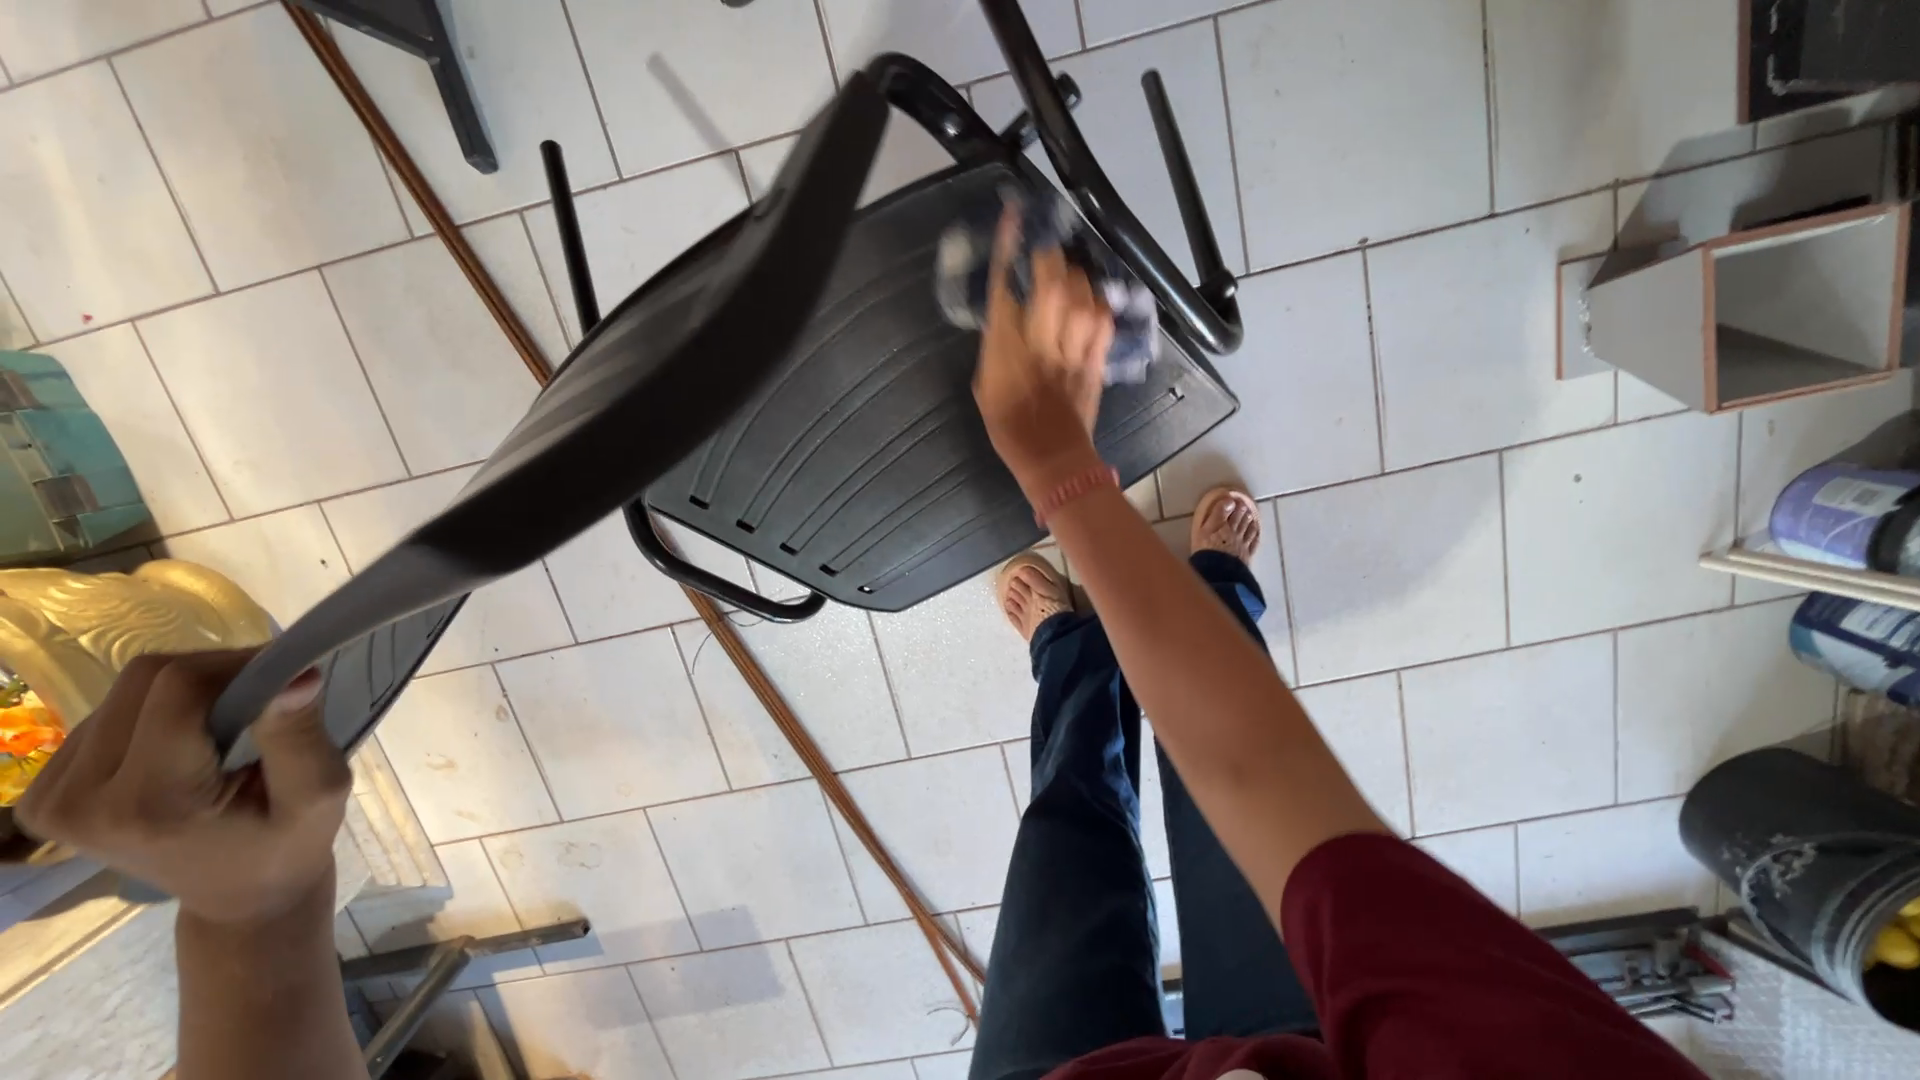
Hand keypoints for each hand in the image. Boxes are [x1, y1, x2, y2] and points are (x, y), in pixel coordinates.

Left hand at [15, 653, 347, 925]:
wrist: (243, 895)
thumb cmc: (289, 843)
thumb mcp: (318, 793)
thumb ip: (299, 735)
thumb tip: (296, 676)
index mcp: (149, 802)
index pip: (178, 688)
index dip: (238, 665)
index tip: (286, 676)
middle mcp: (79, 799)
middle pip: (145, 680)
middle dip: (215, 673)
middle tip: (265, 695)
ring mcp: (49, 798)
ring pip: (125, 692)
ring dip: (189, 690)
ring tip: (234, 721)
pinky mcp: (42, 794)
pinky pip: (107, 714)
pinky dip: (160, 710)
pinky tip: (192, 738)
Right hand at [973, 201, 1114, 498]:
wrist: (1051, 457)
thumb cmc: (1008, 426)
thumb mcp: (985, 385)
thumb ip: (996, 347)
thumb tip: (1005, 322)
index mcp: (1005, 346)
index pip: (1004, 286)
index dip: (1009, 248)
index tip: (1014, 218)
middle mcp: (1039, 340)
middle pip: (1050, 282)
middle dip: (1050, 257)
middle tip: (1048, 249)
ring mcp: (1071, 349)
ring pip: (1081, 297)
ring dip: (1078, 279)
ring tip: (1072, 275)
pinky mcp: (1096, 360)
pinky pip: (1102, 321)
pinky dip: (1100, 305)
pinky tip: (1094, 301)